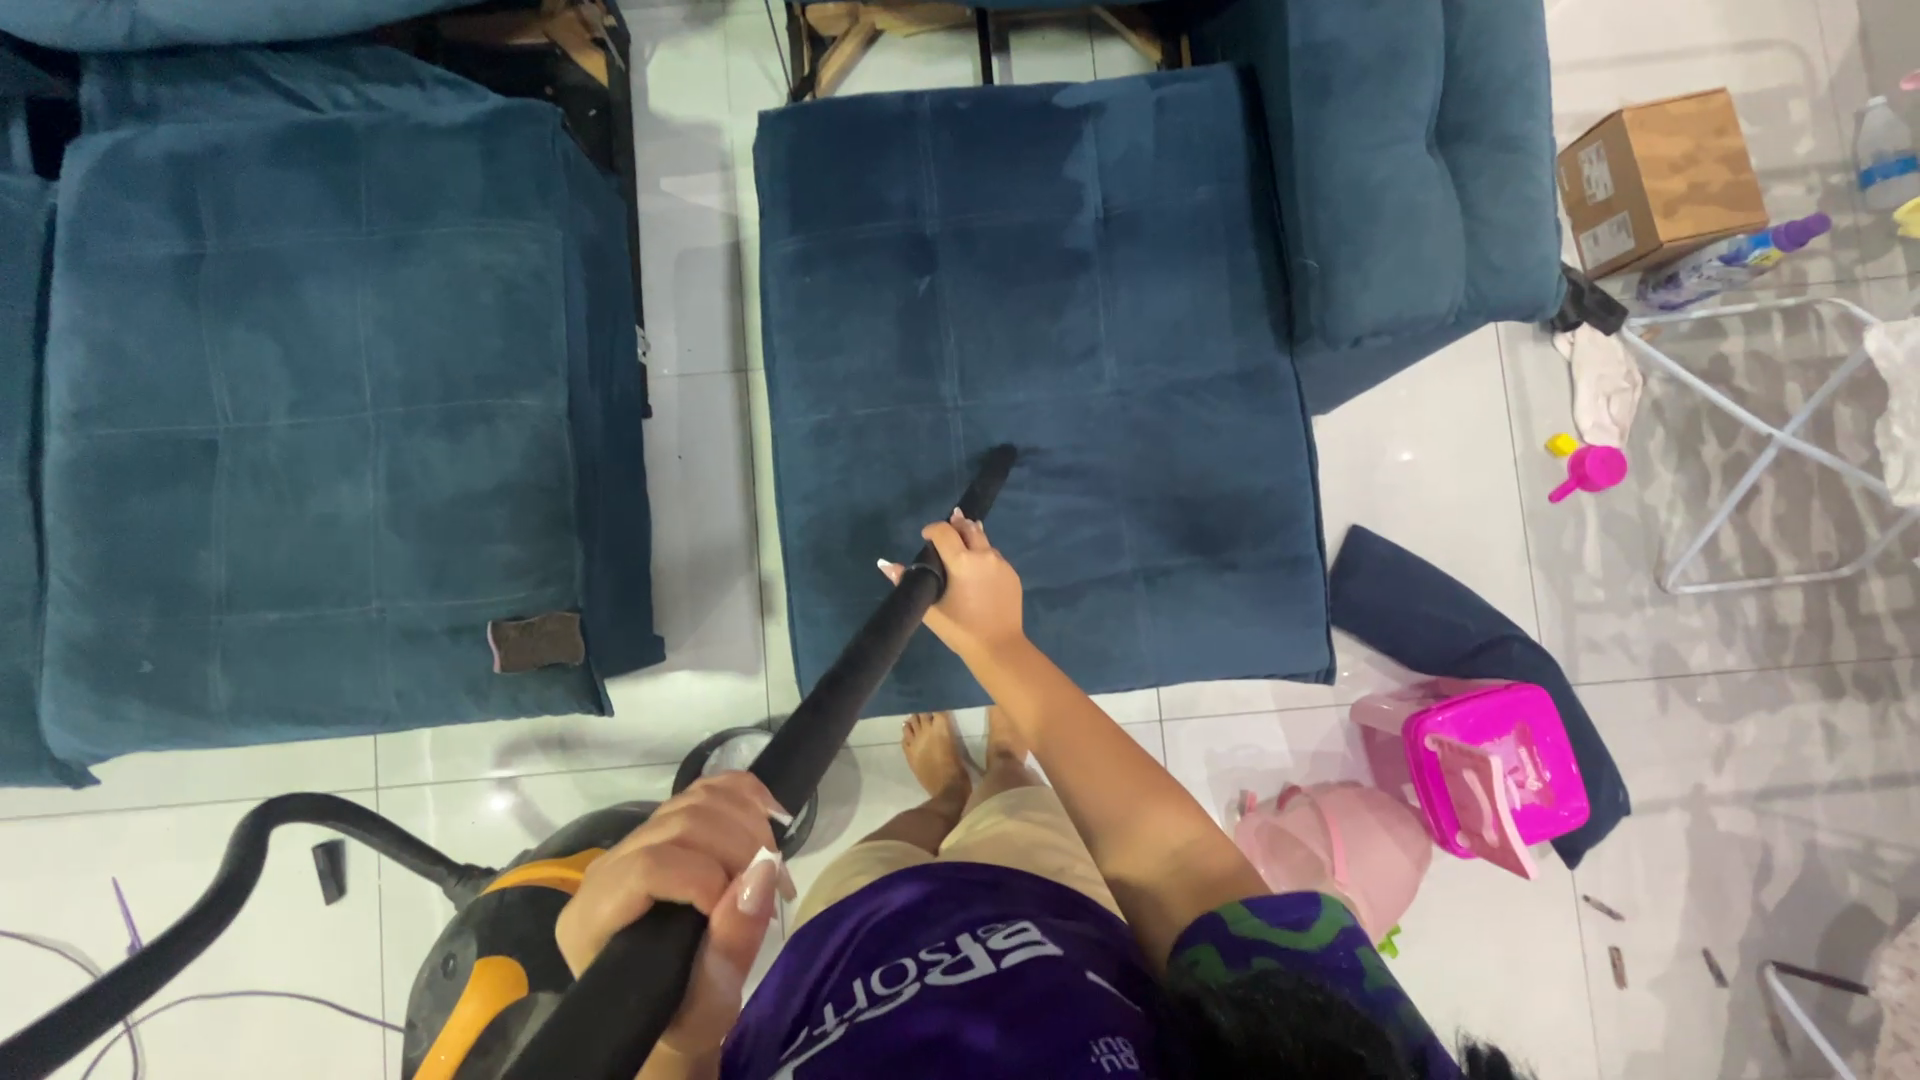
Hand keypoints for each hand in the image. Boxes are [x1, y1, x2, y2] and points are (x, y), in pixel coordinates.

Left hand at [554, 773, 790, 1059]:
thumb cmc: (683, 1014)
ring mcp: (638, 839)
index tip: (735, 908)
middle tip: (771, 887)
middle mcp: (607, 869)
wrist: (678, 1003)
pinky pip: (708, 786)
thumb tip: (761, 873)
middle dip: (739, 848)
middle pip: (680, 825)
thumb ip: (731, 945)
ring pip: (697, 800)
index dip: (701, 877)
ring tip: (771, 868)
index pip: (647, 867)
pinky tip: (769, 819)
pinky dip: (746, 794)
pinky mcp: (669, 823)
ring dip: (750, 824)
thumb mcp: (709, 1004)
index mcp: (593, 919)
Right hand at [879, 509, 1024, 661]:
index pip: (944, 531)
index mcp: (962, 561)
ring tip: (962, 545)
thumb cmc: (960, 629)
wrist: (999, 646)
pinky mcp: (1013, 575)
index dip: (932, 529)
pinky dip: (984, 557)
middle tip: (948, 525)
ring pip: (985, 542)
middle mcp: (984, 556)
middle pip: (969, 528)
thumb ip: (907, 581)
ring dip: (972, 540)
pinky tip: (978, 570)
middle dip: (956, 524)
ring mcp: (1002, 565)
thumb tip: (884, 564)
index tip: (925, 536)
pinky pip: (995, 558)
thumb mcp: (930, 608)